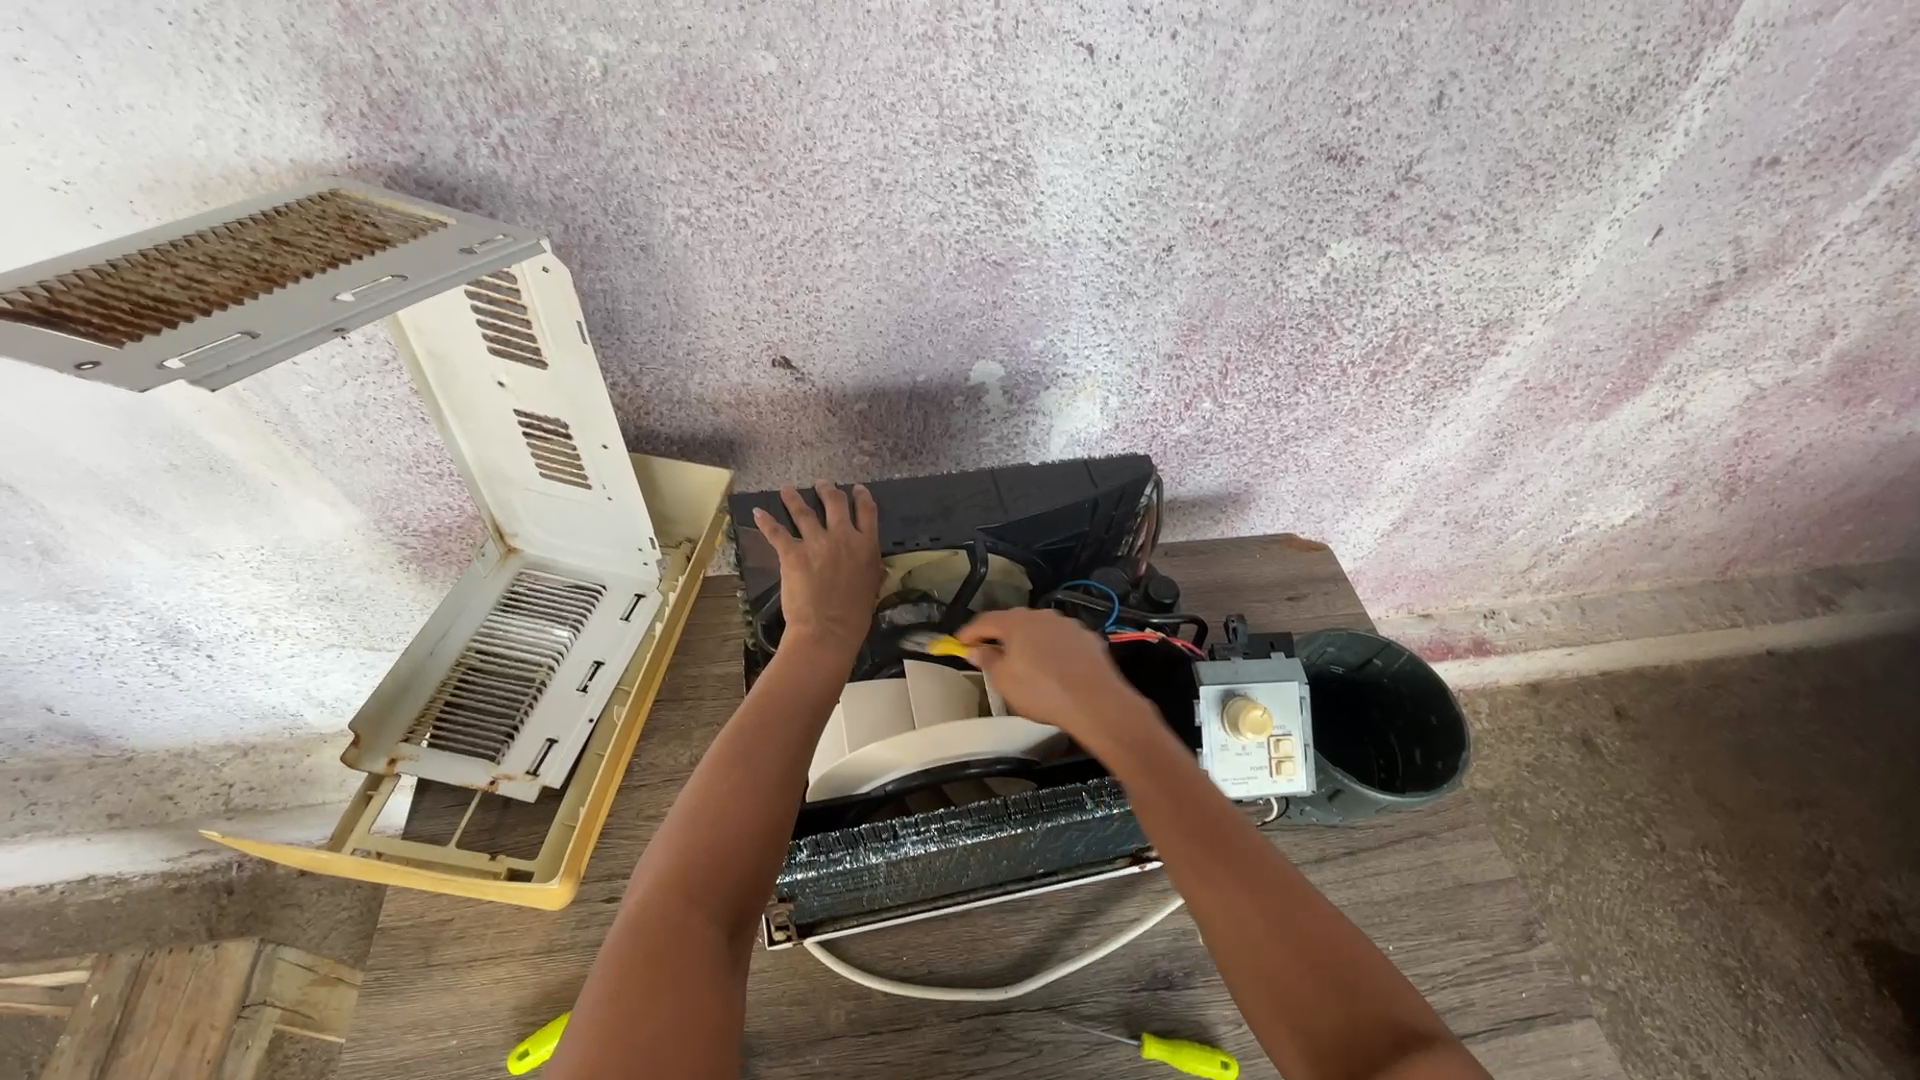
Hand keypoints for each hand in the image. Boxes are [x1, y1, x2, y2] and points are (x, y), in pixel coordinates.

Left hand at [753, 481, 882, 654]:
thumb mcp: (873, 588)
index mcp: (867, 547)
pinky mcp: (792, 553)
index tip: (857, 489)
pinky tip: (758, 513)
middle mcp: (843, 537)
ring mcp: (816, 543)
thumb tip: (871, 564)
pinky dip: (765, 521)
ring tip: (787, 489)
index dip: (861, 497)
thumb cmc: (855, 617)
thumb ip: (870, 570)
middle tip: (821, 484)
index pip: (867, 512)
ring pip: (803, 511)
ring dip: (794, 498)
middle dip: (827, 490)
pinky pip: (776, 532)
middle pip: (835, 503)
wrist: (828, 630)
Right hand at [955, 608, 1162, 754]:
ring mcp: (1067, 624)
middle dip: (999, 634)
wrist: (1095, 701)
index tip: (958, 643)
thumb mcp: (1004, 680)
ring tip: (1022, 659)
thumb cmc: (1041, 691)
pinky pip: (1061, 640)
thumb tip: (974, 648)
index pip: (985, 621)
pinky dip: (1051, 648)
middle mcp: (1042, 616)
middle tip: (988, 650)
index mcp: (1016, 622)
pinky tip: (1052, 666)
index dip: (969, 632)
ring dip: (1027, 640)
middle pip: (1013, 621)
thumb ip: (987, 659)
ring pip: (1039, 629)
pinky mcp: (1087, 637)